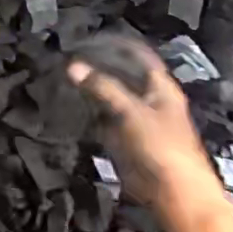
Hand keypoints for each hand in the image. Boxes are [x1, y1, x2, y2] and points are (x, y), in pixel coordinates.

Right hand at [66, 38, 226, 225]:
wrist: (172, 192)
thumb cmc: (162, 147)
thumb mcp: (132, 112)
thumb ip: (102, 87)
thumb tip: (72, 65)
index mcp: (161, 88)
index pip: (138, 55)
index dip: (115, 45)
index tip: (86, 39)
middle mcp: (148, 98)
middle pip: (120, 73)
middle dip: (96, 64)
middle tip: (66, 55)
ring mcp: (134, 117)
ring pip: (107, 93)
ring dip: (88, 85)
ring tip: (60, 74)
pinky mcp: (121, 134)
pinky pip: (100, 113)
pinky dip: (85, 106)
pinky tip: (66, 100)